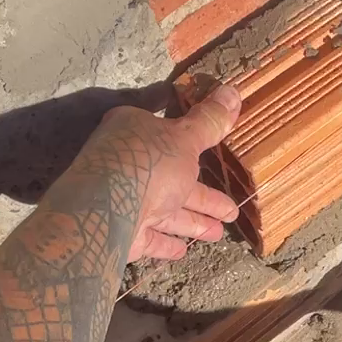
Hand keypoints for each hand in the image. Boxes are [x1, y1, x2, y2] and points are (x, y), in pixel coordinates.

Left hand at [56, 83, 243, 261]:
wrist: (108, 210)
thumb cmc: (148, 164)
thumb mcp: (185, 138)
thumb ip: (209, 122)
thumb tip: (233, 92)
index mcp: (135, 134)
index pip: (166, 137)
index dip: (191, 148)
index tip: (211, 159)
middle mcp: (128, 166)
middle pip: (174, 181)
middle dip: (204, 198)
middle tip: (231, 212)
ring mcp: (125, 202)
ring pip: (167, 213)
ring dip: (194, 222)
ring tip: (219, 233)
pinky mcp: (125, 233)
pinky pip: (151, 237)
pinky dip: (168, 242)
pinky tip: (184, 249)